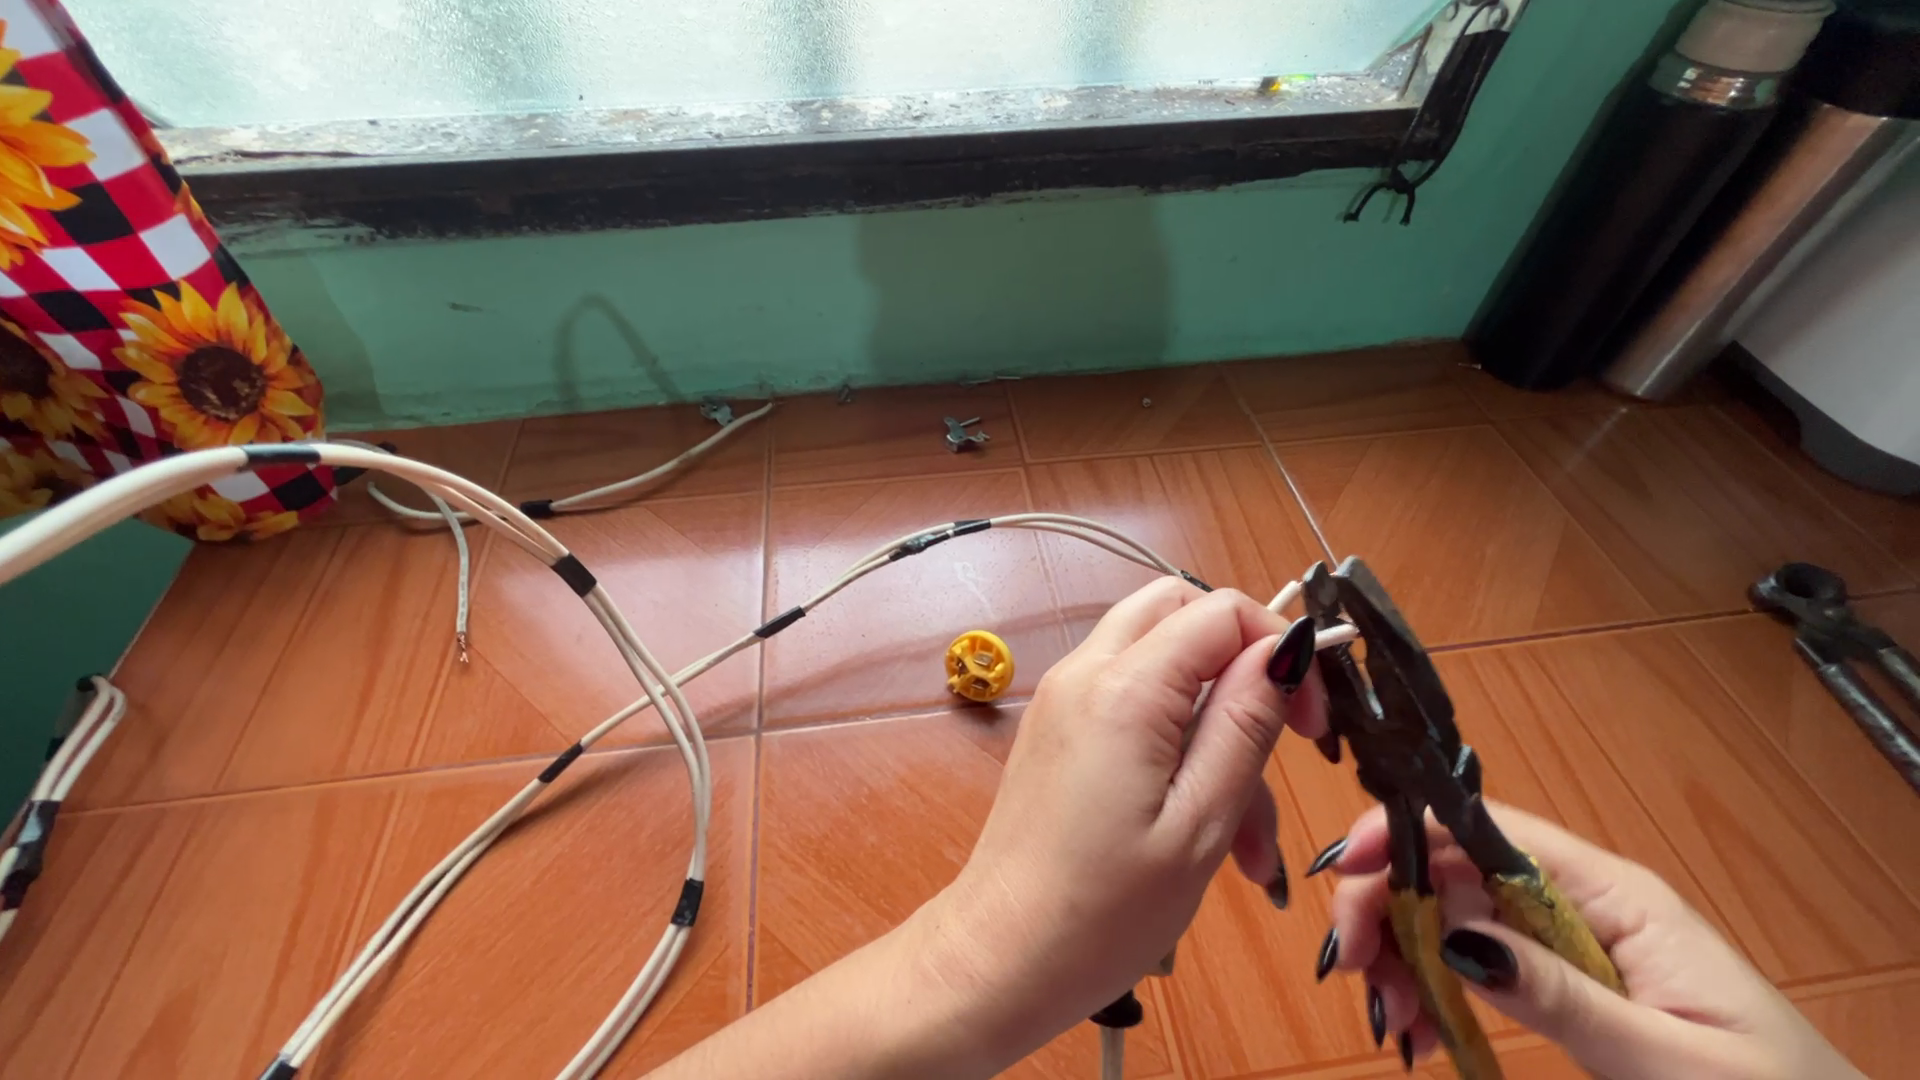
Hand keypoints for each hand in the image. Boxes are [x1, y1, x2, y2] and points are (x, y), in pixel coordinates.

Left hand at [921, 577, 1325, 1059]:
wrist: (1002, 954)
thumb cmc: (1105, 909)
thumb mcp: (1201, 821)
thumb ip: (1245, 723)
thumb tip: (1283, 649)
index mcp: (1124, 686)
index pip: (1220, 611)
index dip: (1281, 649)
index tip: (1311, 725)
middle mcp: (1084, 671)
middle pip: (1178, 613)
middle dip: (1240, 663)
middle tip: (1278, 740)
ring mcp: (1063, 696)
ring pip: (1159, 664)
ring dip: (1213, 724)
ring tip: (1246, 837)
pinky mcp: (1057, 726)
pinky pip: (1129, 701)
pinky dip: (1173, 739)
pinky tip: (1199, 823)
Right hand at [1322, 802, 1864, 1078]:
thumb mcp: (1670, 1062)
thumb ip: (1561, 995)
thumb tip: (1453, 932)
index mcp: (1608, 891)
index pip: (1480, 827)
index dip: (1401, 832)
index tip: (1345, 871)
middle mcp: (1573, 896)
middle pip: (1448, 869)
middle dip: (1385, 905)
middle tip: (1350, 964)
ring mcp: (1561, 934)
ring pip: (1446, 913)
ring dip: (1400, 953)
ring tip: (1389, 1016)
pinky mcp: (1554, 972)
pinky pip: (1469, 959)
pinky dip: (1429, 985)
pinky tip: (1417, 1024)